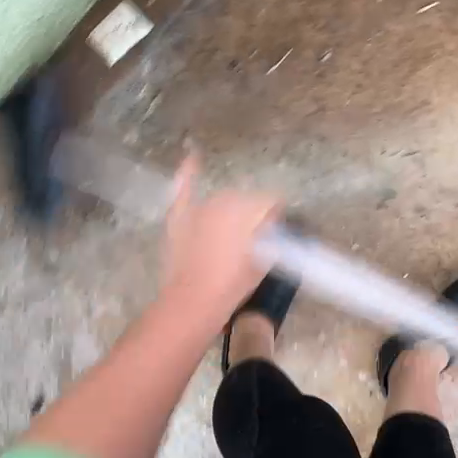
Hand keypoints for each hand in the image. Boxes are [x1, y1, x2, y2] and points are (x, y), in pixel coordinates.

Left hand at [160, 156, 279, 325]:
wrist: (191, 301)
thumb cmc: (231, 286)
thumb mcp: (262, 263)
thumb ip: (271, 237)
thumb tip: (274, 224)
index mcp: (250, 211)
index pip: (270, 202)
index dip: (276, 214)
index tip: (278, 228)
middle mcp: (226, 202)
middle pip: (246, 200)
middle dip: (252, 213)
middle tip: (253, 237)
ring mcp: (200, 207)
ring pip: (222, 198)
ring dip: (230, 208)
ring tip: (230, 230)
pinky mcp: (179, 214)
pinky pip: (184, 188)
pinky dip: (188, 172)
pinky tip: (192, 156)